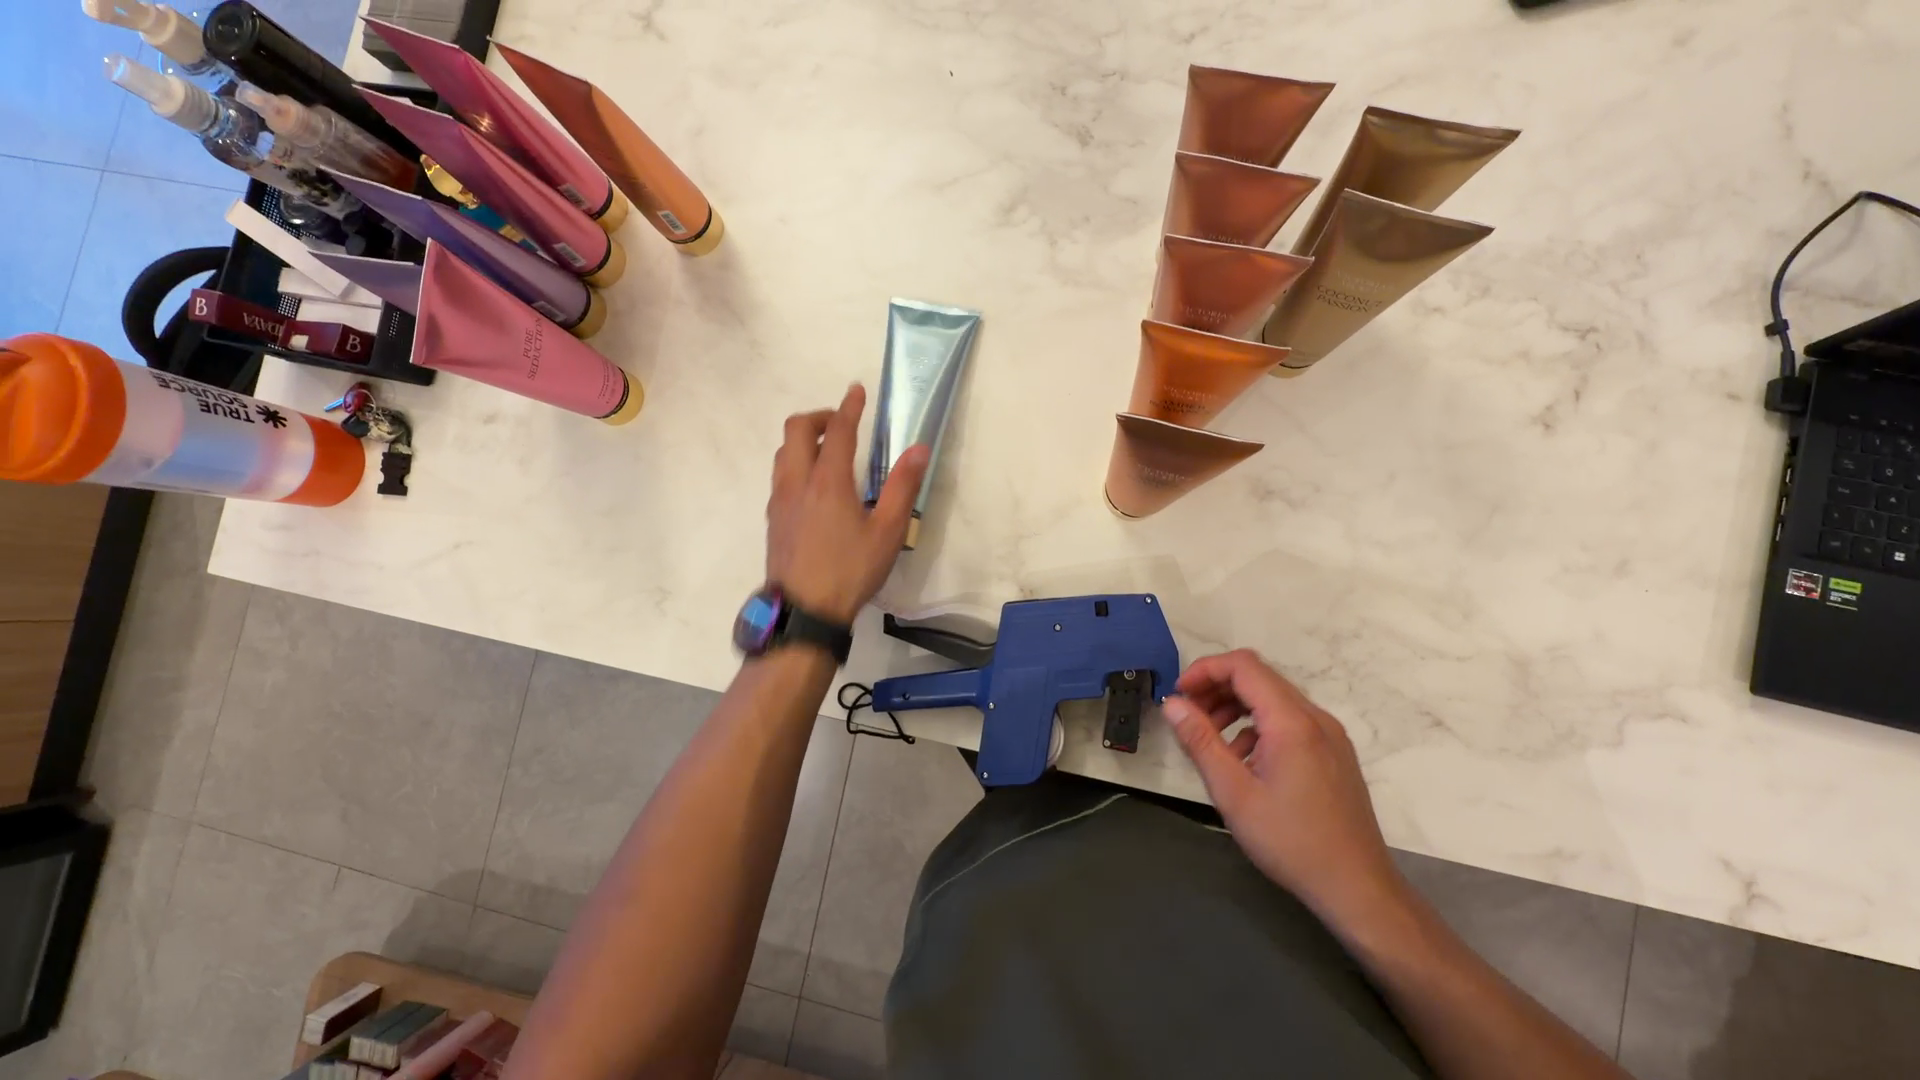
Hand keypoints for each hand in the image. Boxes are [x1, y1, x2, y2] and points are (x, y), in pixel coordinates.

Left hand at [765, 384, 930, 624]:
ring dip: (803, 440)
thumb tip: (918, 449)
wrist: (805, 610)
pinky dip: (795, 463)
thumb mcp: (888, 532)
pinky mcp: (773, 519)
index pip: (837, 430)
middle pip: (796, 429)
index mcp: (828, 481)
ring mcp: (780, 500)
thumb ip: (903, 487)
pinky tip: (814, 486)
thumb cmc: (850, 570)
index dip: (849, 407)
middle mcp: (797, 482)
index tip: (857, 391)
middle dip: (818, 417)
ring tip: (828, 451)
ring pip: (783, 452)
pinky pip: (780, 475)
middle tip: (841, 423)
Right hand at [1163, 649, 1403, 921]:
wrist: (1356, 886)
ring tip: (1211, 742)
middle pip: (1260, 678)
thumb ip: (1200, 742)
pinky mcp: (1335, 754)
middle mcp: (1316, 718)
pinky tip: (1244, 762)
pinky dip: (1259, 727)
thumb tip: (1173, 704)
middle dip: (1217, 689)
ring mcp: (1330, 735)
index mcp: (1292, 722)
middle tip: (1188, 717)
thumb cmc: (1290, 840)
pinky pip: (1291, 723)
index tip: (1178, 696)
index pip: (1244, 666)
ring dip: (1237, 708)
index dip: (1205, 670)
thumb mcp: (1233, 793)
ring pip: (1275, 700)